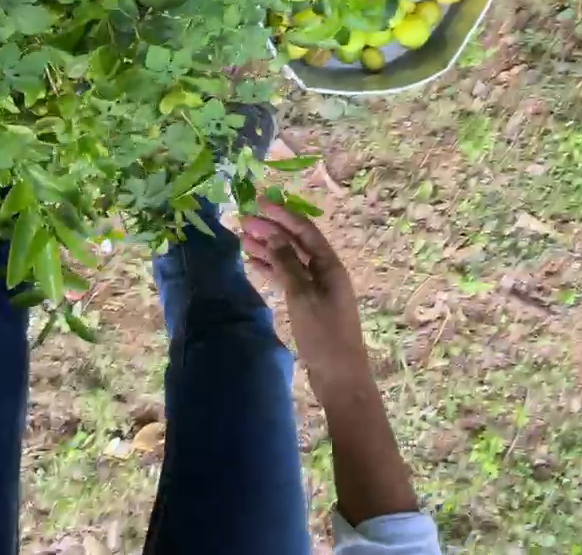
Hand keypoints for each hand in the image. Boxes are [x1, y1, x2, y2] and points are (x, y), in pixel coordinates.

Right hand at [239, 200, 373, 402]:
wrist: (339, 378)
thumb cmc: (324, 335)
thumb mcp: (302, 296)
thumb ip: (287, 263)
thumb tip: (272, 236)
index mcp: (330, 266)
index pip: (304, 231)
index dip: (282, 215)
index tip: (259, 202)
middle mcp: (324, 272)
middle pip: (295, 243)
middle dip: (270, 230)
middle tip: (243, 220)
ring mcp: (316, 288)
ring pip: (288, 259)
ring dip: (267, 248)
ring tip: (242, 238)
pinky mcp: (307, 303)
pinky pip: (286, 277)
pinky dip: (270, 268)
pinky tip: (252, 262)